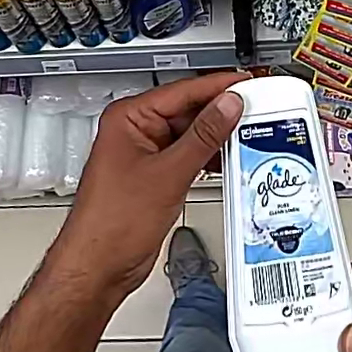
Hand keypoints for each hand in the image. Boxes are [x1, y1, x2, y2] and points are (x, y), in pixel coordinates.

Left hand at [48, 72, 244, 297]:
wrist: (97, 269)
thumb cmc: (111, 224)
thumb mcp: (168, 174)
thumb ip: (203, 137)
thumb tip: (227, 106)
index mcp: (129, 118)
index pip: (181, 91)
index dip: (216, 86)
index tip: (243, 83)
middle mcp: (135, 130)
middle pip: (187, 109)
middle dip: (219, 111)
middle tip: (253, 108)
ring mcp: (145, 152)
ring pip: (189, 132)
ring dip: (215, 135)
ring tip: (245, 131)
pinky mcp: (155, 172)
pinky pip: (186, 153)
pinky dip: (207, 154)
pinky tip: (226, 157)